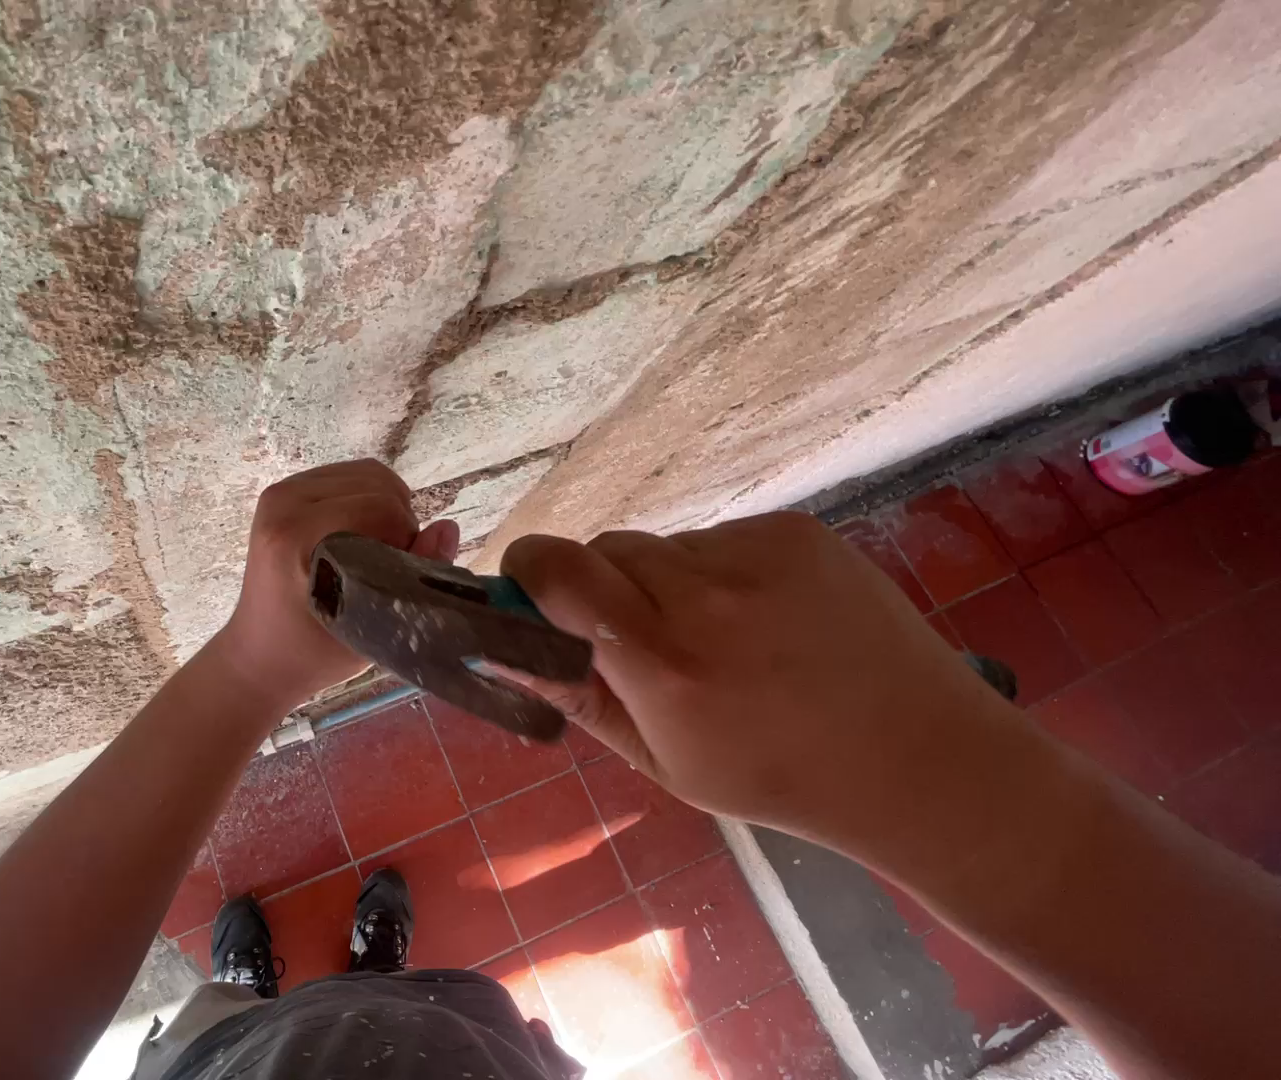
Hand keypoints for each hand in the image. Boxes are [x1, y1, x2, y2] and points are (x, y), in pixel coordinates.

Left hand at [213, 460, 458, 708]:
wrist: (258, 657)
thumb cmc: (310, 654)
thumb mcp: (367, 629)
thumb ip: (411, 579)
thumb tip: (448, 527)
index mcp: (293, 532)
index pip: (378, 505)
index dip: (405, 537)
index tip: (398, 575)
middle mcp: (283, 500)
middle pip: (375, 482)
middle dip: (399, 521)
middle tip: (392, 565)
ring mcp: (282, 491)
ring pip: (366, 474)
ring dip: (387, 509)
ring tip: (379, 552)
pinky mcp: (287, 491)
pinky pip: (349, 477)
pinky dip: (370, 501)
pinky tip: (365, 538)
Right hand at [500, 512, 1024, 845]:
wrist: (925, 762)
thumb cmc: (774, 776)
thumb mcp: (657, 757)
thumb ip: (571, 693)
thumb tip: (494, 650)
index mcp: (662, 661)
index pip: (555, 568)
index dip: (526, 571)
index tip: (530, 596)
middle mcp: (703, 594)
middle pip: (601, 550)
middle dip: (597, 587)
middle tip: (638, 638)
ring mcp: (755, 552)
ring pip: (656, 545)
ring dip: (657, 581)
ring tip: (714, 634)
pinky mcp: (794, 529)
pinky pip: (712, 537)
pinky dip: (711, 571)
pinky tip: (758, 616)